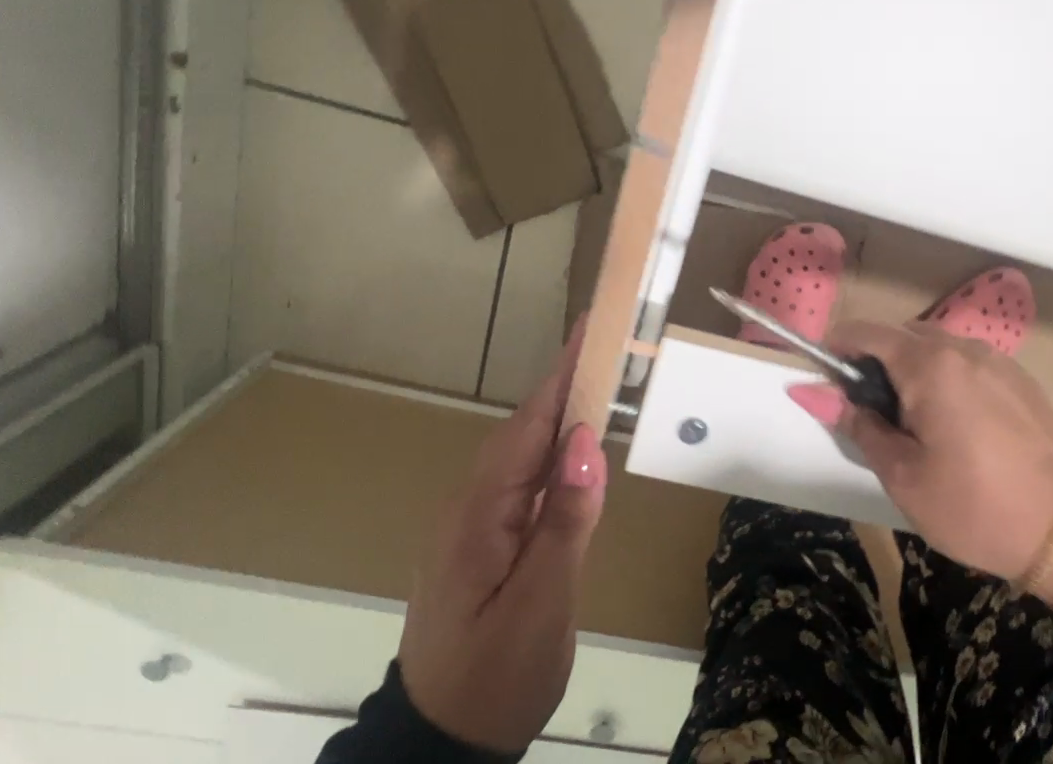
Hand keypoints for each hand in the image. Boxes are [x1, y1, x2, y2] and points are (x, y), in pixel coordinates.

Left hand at [398, 319, 607, 750]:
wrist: (442, 741)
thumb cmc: (496, 674)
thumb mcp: (540, 603)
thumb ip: (565, 521)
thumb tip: (587, 443)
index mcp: (481, 514)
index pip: (529, 427)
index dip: (562, 376)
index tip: (589, 330)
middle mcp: (473, 508)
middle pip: (526, 433)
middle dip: (566, 385)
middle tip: (609, 347)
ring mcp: (477, 527)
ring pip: (526, 458)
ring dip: (562, 418)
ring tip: (602, 383)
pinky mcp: (487, 545)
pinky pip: (525, 486)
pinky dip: (556, 458)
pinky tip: (577, 454)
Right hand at [787, 321, 1052, 609]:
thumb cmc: (975, 507)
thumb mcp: (904, 475)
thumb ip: (858, 424)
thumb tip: (811, 391)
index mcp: (931, 366)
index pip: (868, 332)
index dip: (838, 347)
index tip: (823, 375)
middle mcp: (965, 349)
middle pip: (903, 335)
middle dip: (875, 360)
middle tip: (867, 412)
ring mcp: (999, 361)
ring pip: (938, 347)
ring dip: (912, 369)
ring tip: (910, 422)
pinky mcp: (1021, 379)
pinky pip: (968, 362)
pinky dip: (946, 377)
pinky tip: (952, 422)